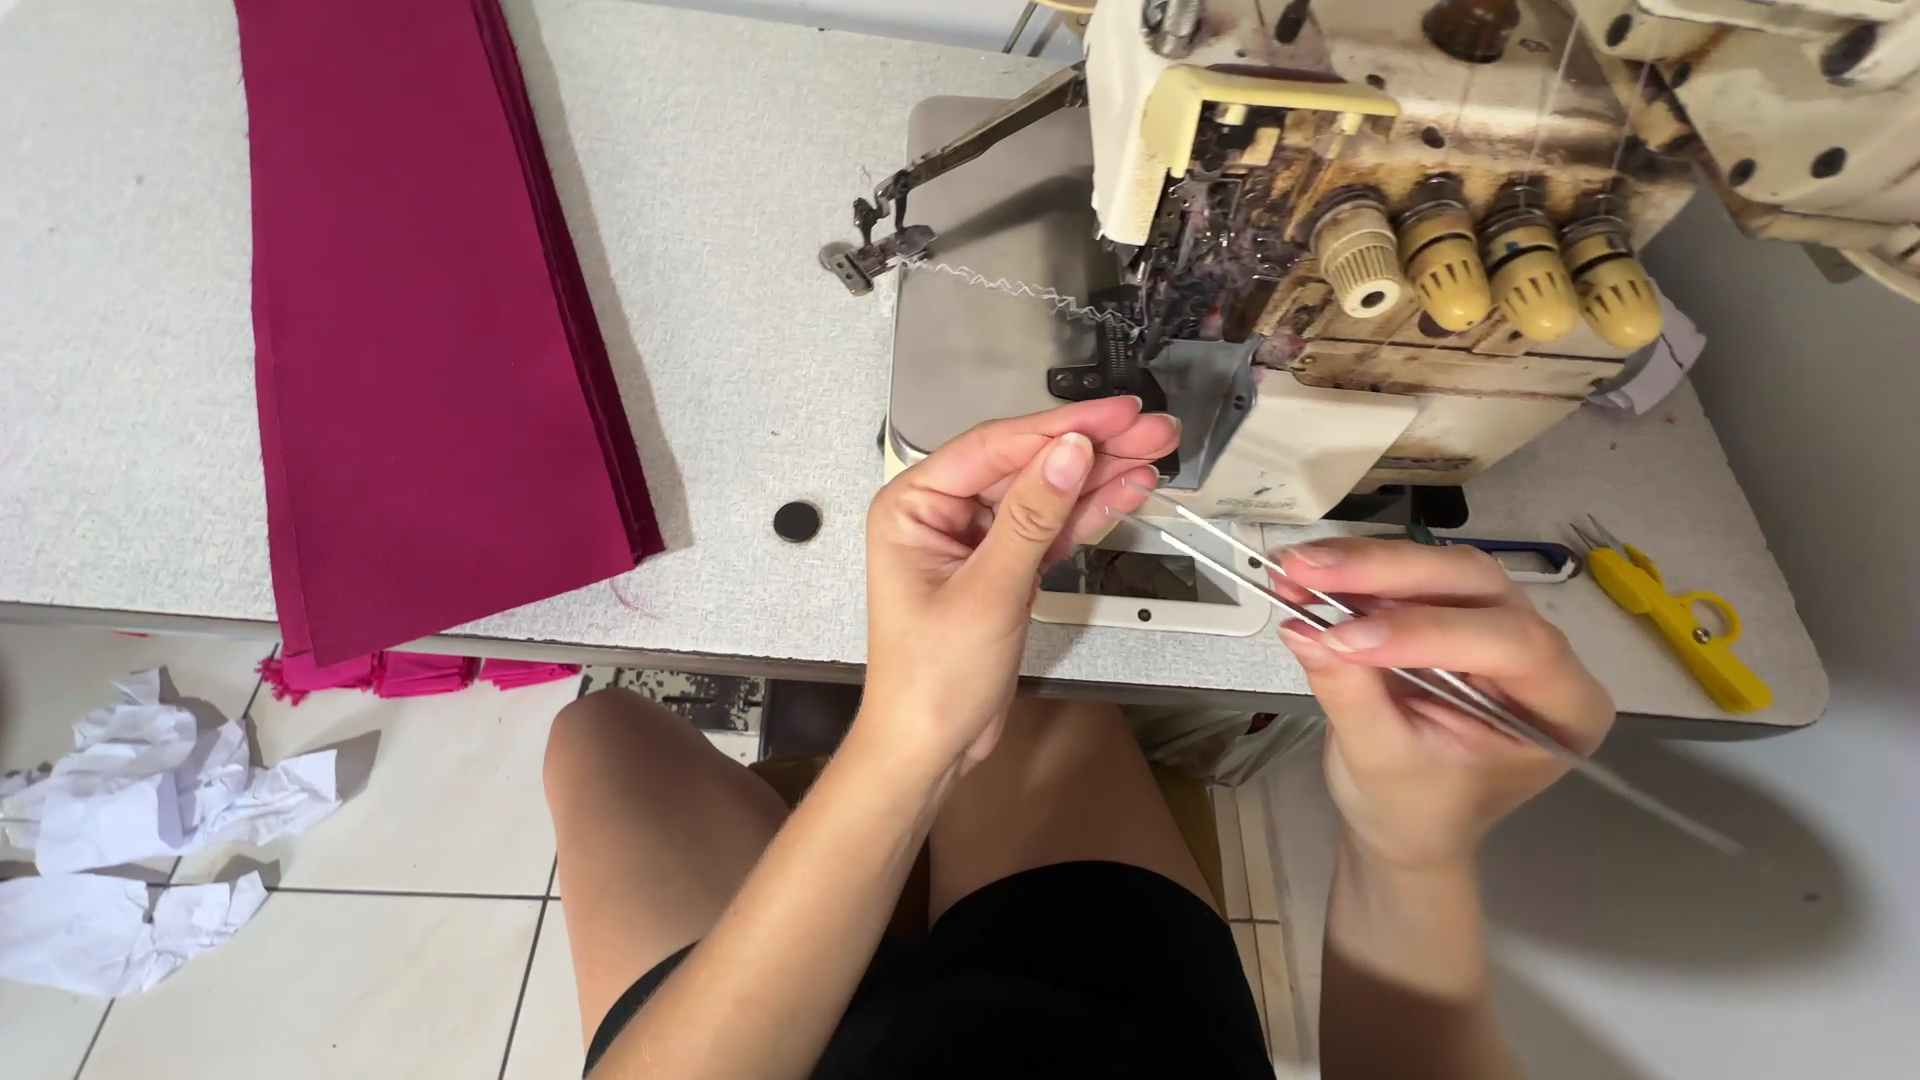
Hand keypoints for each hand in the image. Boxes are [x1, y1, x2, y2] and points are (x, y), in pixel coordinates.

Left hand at [860, 398, 1179, 774]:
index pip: (995, 447)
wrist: (931, 745)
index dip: (1060, 428)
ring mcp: (974, 538)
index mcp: (913, 506)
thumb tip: (1069, 452)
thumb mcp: (987, 592)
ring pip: (1043, 493)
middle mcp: (941, 513)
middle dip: (1090, 447)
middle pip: (1025, 465)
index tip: (1113, 416)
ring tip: (1153, 452)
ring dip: (1097, 476)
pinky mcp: (1002, 564)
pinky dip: (1086, 513)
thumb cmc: (931, 679)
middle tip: (1150, 430)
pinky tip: (1125, 490)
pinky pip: (1048, 528)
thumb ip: (1031, 517)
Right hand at [1273, 538, 1613, 872]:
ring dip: (1356, 563)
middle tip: (1307, 568)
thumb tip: (1303, 629)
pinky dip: (1344, 574)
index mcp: (1558, 704)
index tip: (1345, 637)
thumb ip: (1350, 692)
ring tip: (1291, 568)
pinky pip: (1395, 578)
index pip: (1510, 643)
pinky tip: (1299, 576)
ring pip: (1431, 567)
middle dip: (1384, 571)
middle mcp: (1535, 651)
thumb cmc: (1412, 807)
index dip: (1427, 631)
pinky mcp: (1437, 612)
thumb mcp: (1381, 760)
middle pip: (1470, 583)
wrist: (1402, 820)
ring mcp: (1484, 624)